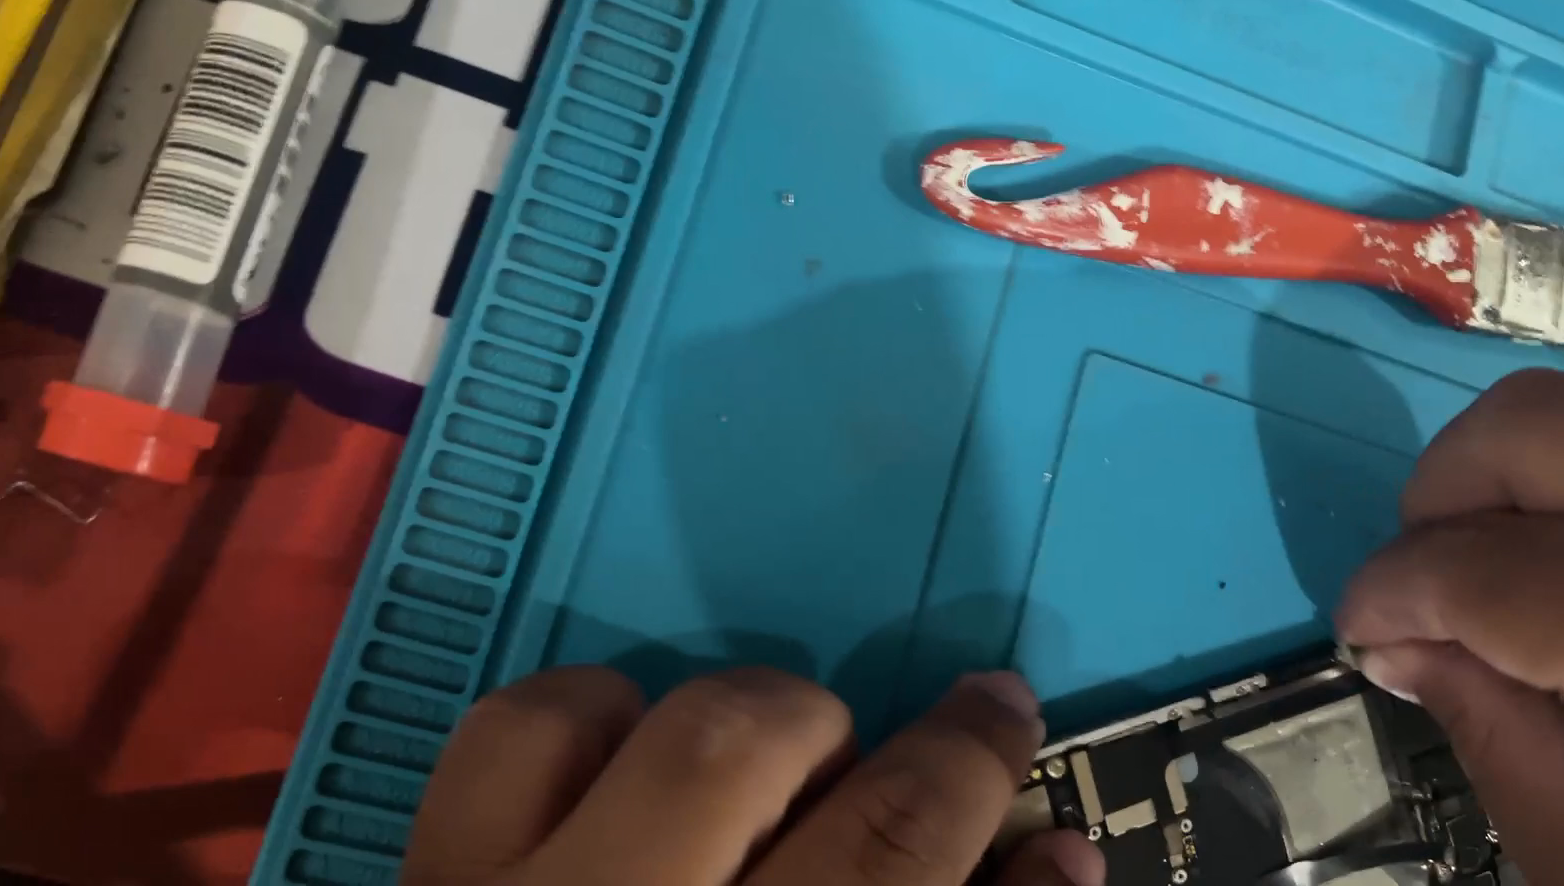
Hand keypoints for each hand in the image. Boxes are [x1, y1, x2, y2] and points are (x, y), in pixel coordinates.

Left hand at [402, 667, 1103, 885]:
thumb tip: (1059, 858)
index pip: (892, 853)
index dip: (971, 762)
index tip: (1006, 705)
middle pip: (738, 751)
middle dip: (824, 735)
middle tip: (849, 784)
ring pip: (595, 724)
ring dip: (703, 721)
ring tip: (744, 785)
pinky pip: (504, 740)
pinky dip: (587, 718)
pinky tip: (624, 777)